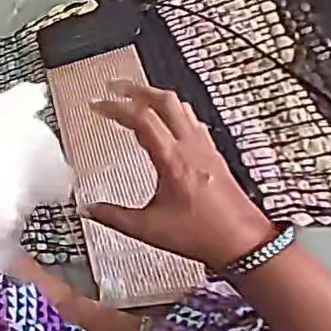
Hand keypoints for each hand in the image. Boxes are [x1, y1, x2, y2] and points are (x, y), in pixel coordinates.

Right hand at [86, 81, 276, 267]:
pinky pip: (192, 121)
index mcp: (172, 160)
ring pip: (180, 107)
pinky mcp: (213, 154)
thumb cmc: (202, 234)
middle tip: (115, 87)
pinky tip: (166, 121)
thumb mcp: (147, 228)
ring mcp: (205, 148)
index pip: (141, 119)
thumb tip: (88, 209)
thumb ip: (112, 216)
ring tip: (136, 97)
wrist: (243, 243)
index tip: (97, 105)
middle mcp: (191, 147)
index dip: (115, 108)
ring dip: (155, 96)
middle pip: (164, 100)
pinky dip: (173, 112)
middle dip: (136, 89)